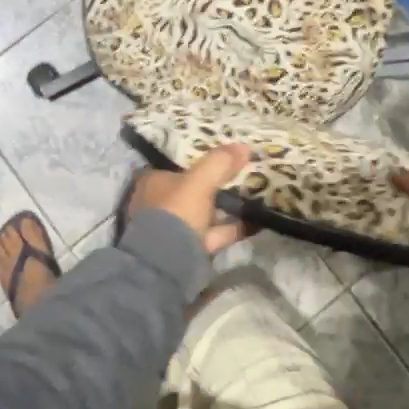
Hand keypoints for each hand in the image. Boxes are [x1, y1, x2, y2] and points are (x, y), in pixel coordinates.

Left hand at [127, 144, 252, 253]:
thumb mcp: (199, 182)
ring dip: (225, 207)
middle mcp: (159, 202)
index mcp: (153, 181)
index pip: (176, 166)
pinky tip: (256, 222)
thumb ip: (219, 163)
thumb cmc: (177, 212)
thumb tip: (244, 146)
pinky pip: (214, 232)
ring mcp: (173, 227)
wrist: (167, 263)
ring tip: (253, 196)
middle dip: (213, 185)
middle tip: (240, 175)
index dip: (197, 161)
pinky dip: (232, 227)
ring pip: (203, 212)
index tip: (221, 158)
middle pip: (190, 189)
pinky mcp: (188, 247)